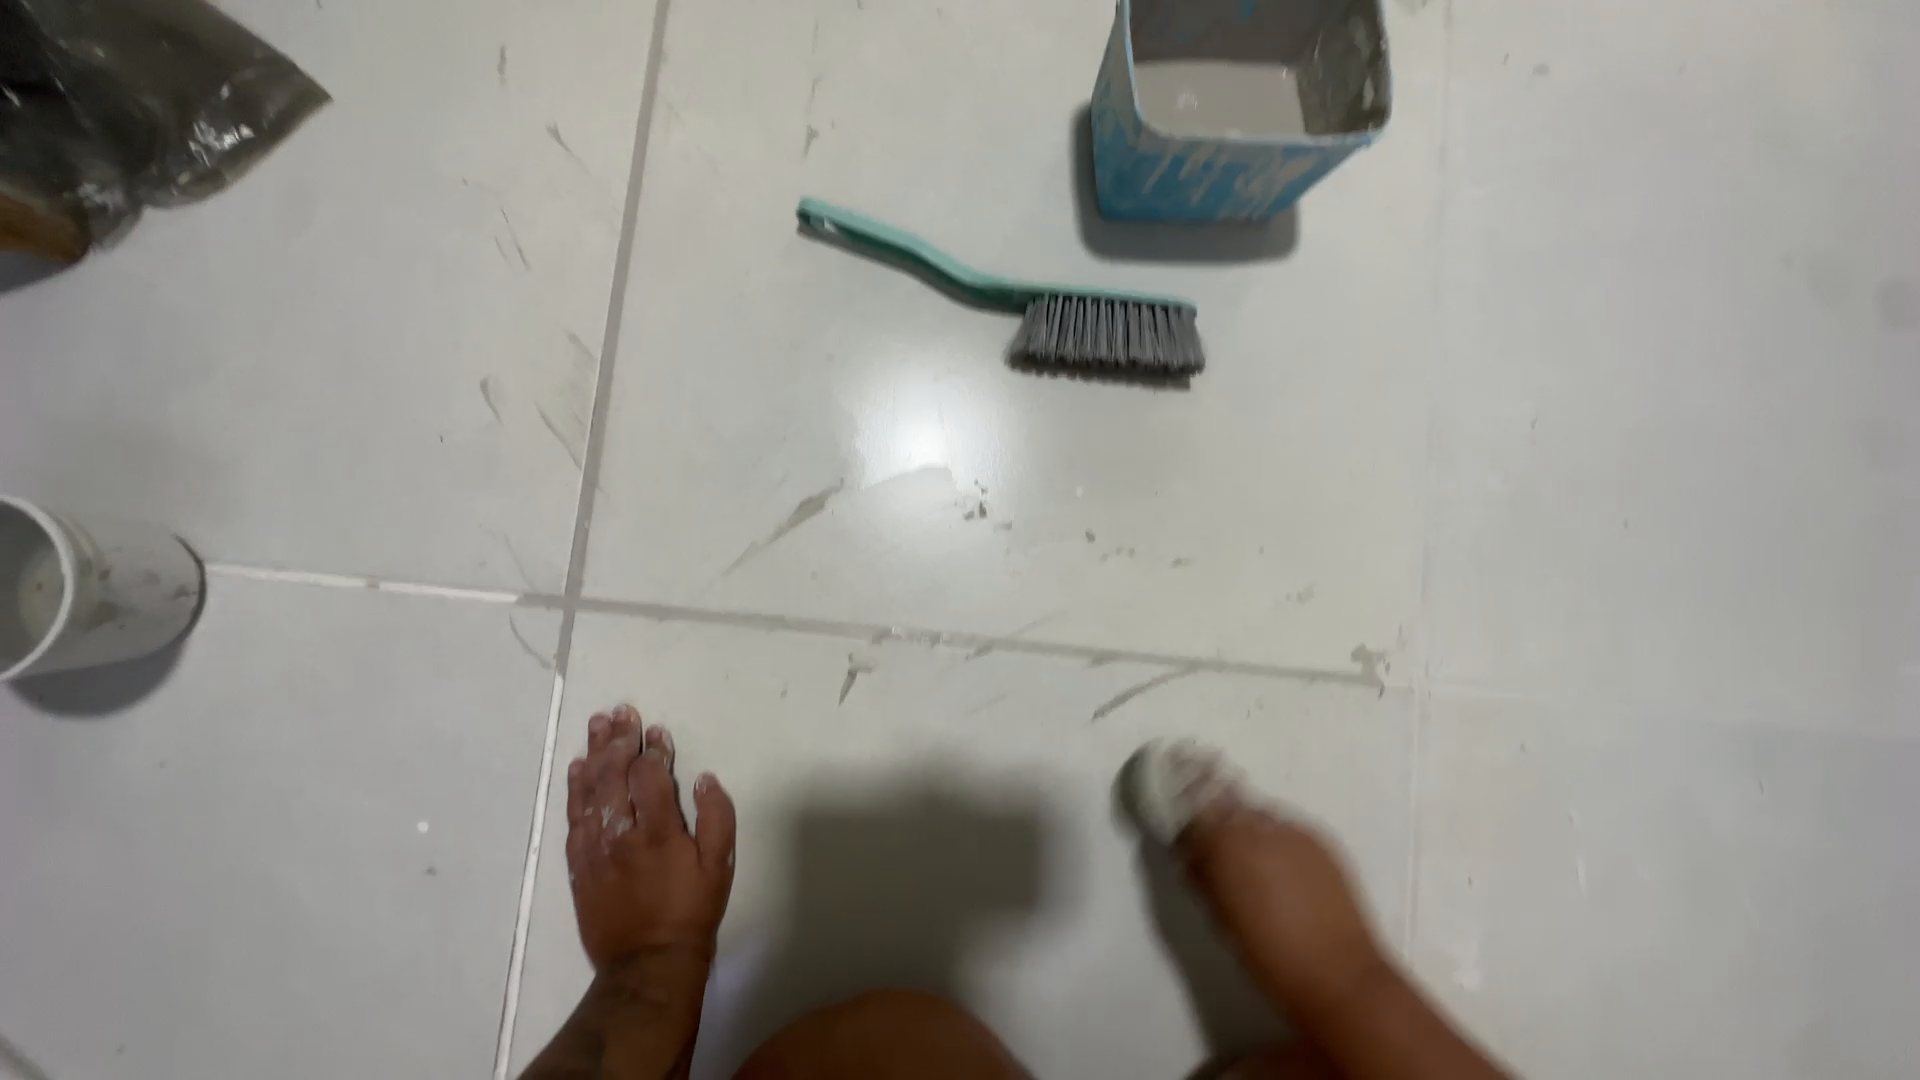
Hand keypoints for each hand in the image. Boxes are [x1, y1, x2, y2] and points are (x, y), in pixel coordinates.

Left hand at [565, 705, 735, 970]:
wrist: (647, 963)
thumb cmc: (690, 910)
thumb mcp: (720, 865)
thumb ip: (717, 817)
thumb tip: (704, 779)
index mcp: (658, 830)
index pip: (650, 776)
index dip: (652, 749)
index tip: (656, 730)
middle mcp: (622, 833)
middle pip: (615, 775)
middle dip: (618, 740)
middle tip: (621, 712)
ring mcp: (595, 848)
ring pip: (590, 791)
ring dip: (593, 754)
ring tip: (596, 725)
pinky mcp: (579, 865)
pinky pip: (573, 818)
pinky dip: (575, 790)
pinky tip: (577, 769)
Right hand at [1180, 779, 1384, 1014]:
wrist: (1340, 975)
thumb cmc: (1267, 954)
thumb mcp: (1219, 917)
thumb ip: (1202, 876)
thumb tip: (1191, 855)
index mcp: (1224, 843)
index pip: (1191, 808)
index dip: (1183, 815)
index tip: (1181, 830)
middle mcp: (1256, 824)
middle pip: (1223, 800)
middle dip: (1214, 814)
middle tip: (1213, 841)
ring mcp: (1292, 828)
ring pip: (1257, 812)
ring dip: (1246, 826)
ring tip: (1252, 858)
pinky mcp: (1321, 837)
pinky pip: (1286, 826)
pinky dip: (1276, 838)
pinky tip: (1282, 867)